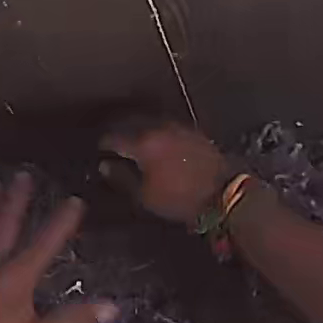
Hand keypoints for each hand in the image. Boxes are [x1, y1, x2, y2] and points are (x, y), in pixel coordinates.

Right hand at [100, 122, 230, 223]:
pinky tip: (156, 144)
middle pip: (130, 123)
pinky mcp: (192, 131)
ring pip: (149, 122)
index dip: (103, 143)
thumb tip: (105, 166)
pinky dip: (156, 133)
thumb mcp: (144, 196)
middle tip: (112, 143)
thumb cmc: (179, 199)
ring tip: (132, 142)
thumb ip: (121, 178)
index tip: (99, 150)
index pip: (113, 137)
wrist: (223, 194)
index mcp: (142, 143)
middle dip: (119, 132)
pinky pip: (166, 127)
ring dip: (138, 130)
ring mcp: (177, 127)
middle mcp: (158, 128)